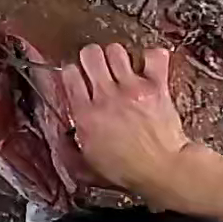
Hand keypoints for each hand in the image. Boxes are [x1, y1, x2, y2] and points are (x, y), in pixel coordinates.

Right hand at [60, 43, 204, 199]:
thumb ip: (69, 148)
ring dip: (117, 57)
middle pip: (91, 54)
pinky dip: (151, 57)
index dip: (72, 72)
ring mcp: (132, 89)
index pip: (70, 74)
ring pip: (116, 51)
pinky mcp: (156, 86)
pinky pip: (153, 56)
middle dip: (92, 57)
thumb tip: (60, 136)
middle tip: (98, 68)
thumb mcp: (87, 165)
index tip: (77, 78)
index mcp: (86, 114)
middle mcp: (107, 96)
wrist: (162, 170)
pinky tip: (147, 66)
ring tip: (121, 68)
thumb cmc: (127, 170)